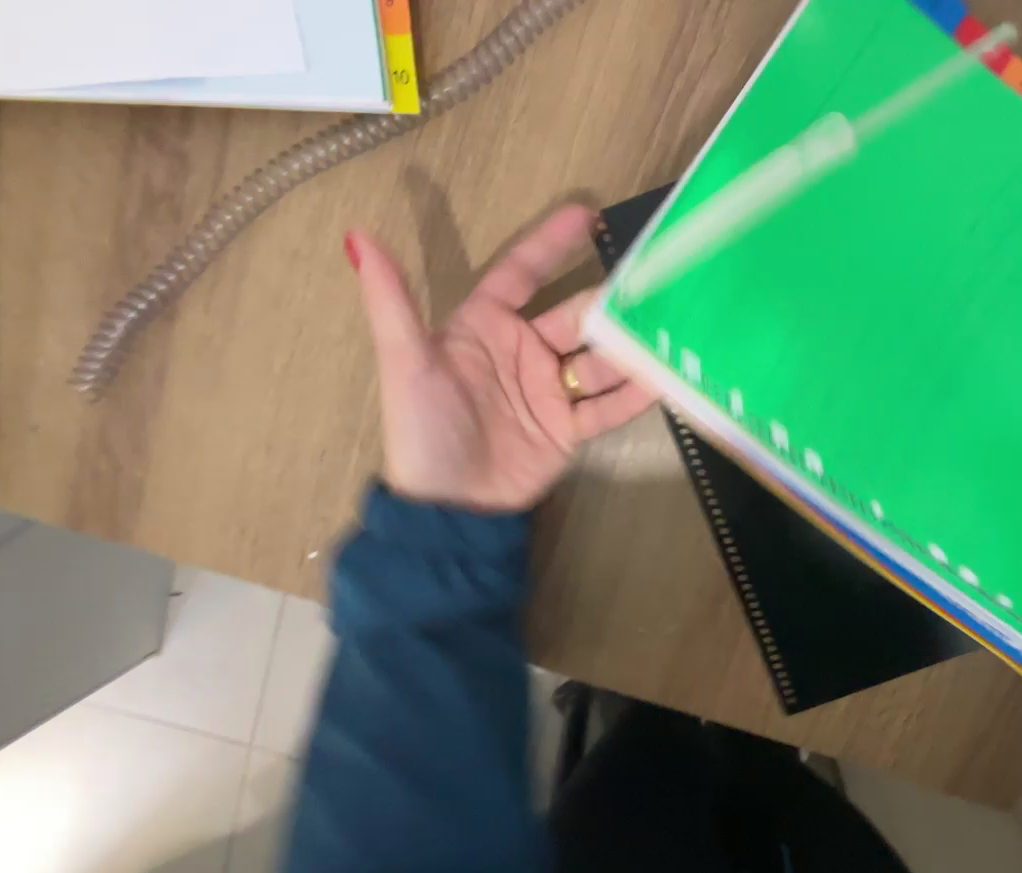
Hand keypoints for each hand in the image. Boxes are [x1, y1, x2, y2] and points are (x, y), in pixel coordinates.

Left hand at [346, 203, 656, 511]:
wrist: (450, 507)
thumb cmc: (424, 431)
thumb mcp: (405, 364)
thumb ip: (392, 302)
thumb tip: (357, 235)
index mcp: (484, 327)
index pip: (521, 274)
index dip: (550, 245)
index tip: (587, 216)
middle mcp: (522, 352)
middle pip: (574, 318)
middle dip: (608, 305)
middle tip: (651, 288)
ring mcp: (549, 391)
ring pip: (597, 362)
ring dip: (628, 349)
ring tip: (665, 334)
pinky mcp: (568, 429)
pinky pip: (605, 407)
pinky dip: (632, 396)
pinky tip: (661, 381)